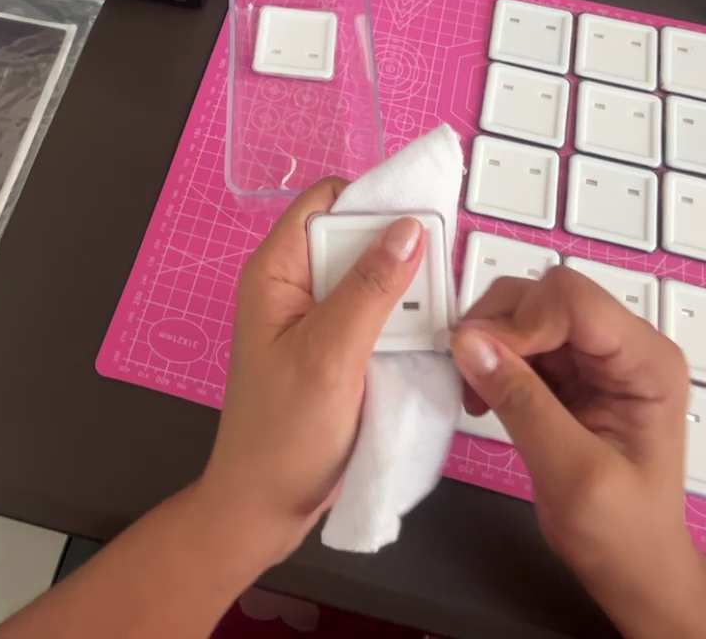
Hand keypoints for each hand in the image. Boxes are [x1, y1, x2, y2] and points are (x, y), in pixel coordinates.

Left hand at [197, 179, 426, 561]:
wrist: (267, 505)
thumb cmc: (285, 431)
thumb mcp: (331, 353)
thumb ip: (370, 288)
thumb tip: (408, 227)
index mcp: (277, 269)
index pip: (324, 203)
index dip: (370, 200)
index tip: (420, 217)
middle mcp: (294, 282)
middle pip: (351, 236)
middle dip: (394, 246)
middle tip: (438, 270)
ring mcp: (314, 315)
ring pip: (367, 274)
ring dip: (401, 285)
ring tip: (438, 304)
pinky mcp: (333, 343)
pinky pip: (371, 310)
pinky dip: (398, 315)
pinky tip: (425, 329)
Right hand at [450, 267, 705, 637]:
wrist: (631, 568)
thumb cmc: (620, 532)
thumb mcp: (571, 473)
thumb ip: (521, 402)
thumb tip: (465, 341)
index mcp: (646, 360)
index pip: (573, 300)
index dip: (522, 321)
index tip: (482, 362)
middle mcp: (621, 343)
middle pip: (544, 294)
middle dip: (499, 327)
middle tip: (472, 378)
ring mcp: (592, 353)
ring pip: (522, 308)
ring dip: (488, 341)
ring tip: (477, 393)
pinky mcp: (566, 366)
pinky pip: (514, 336)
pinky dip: (489, 356)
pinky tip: (483, 395)